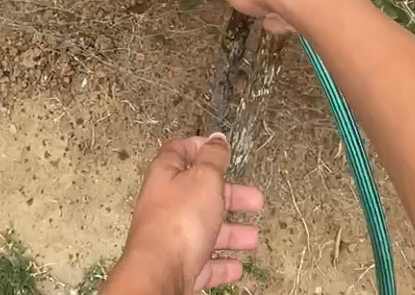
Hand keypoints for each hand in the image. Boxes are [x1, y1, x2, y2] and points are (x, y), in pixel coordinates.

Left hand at [105, 134, 262, 293]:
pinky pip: (203, 260)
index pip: (180, 151)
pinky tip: (236, 264)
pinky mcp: (178, 265)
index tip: (221, 149)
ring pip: (205, 229)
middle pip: (201, 193)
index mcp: (167, 174)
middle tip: (254, 199)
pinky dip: (221, 261)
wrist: (160, 275)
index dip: (201, 147)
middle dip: (231, 196)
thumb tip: (218, 138)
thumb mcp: (204, 177)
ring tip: (252, 237)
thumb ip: (213, 157)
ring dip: (231, 232)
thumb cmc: (179, 220)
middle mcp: (166, 203)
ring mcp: (171, 235)